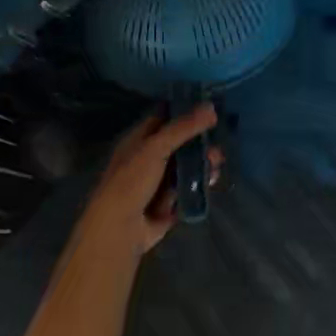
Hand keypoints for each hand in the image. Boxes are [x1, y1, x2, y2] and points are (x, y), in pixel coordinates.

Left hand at [79, 104, 223, 254]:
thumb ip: (183, 127)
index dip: (183, 112)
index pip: (162, 119)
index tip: (208, 109)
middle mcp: (147, 159)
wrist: (119, 229)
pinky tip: (212, 181)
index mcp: (137, 141)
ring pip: (186, 167)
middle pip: (179, 144)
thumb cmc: (131, 181)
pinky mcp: (168, 203)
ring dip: (202, 163)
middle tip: (216, 145)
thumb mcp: (156, 147)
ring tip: (216, 164)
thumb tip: (211, 107)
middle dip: (199, 143)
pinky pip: (188, 188)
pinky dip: (199, 184)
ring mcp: (157, 183)